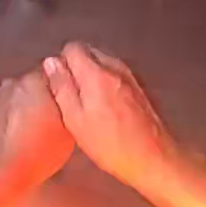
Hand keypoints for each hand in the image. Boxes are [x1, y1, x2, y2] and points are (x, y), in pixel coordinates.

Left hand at [0, 69, 74, 206]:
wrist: (3, 171)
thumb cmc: (41, 151)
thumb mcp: (68, 129)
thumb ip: (68, 102)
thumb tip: (69, 91)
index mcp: (38, 81)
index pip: (54, 71)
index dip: (60, 84)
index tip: (64, 98)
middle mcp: (15, 82)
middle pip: (33, 81)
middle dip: (41, 93)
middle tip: (48, 115)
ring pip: (15, 93)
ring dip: (22, 103)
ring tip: (28, 126)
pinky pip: (0, 106)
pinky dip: (6, 114)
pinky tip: (11, 132)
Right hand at [42, 43, 187, 197]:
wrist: (154, 159)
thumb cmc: (110, 144)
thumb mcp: (75, 120)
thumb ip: (61, 87)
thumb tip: (51, 62)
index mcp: (95, 73)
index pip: (72, 47)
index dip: (62, 63)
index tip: (60, 84)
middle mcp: (115, 67)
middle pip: (89, 51)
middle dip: (77, 66)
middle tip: (72, 94)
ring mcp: (131, 76)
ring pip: (104, 62)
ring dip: (92, 74)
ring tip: (88, 103)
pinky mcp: (141, 88)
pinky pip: (116, 74)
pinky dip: (107, 82)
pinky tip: (107, 107)